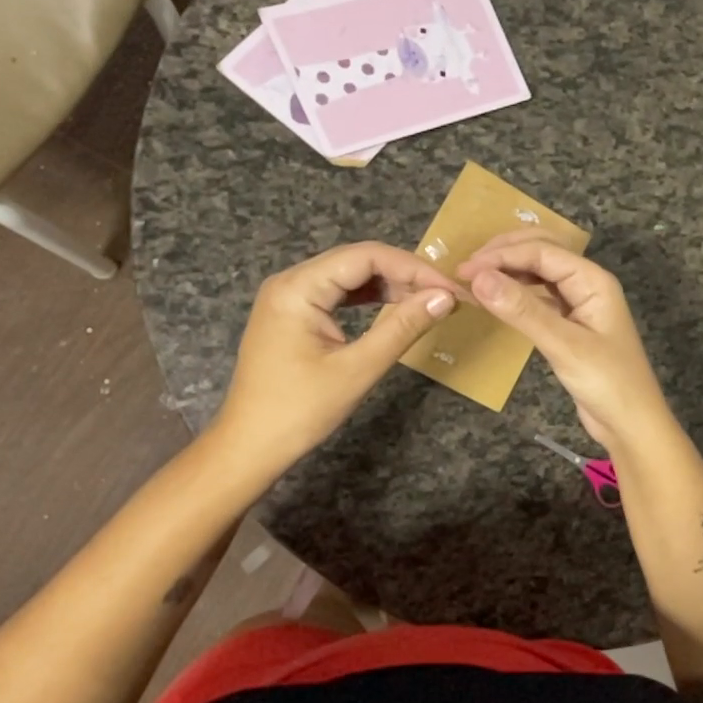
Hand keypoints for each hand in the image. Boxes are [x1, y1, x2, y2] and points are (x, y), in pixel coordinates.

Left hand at [211, 242, 457, 469]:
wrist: (251, 445)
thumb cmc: (300, 410)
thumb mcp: (358, 368)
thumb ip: (402, 328)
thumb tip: (445, 298)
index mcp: (298, 287)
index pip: (366, 257)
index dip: (414, 268)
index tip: (451, 290)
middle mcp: (290, 282)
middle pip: (358, 261)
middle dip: (406, 275)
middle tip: (447, 296)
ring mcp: (289, 297)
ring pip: (351, 276)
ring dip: (392, 286)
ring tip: (430, 301)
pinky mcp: (294, 315)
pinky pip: (339, 294)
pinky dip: (371, 299)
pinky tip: (398, 308)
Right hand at [457, 230, 670, 448]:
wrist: (631, 423)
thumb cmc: (607, 383)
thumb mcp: (564, 345)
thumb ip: (523, 310)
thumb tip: (479, 278)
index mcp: (593, 281)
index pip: (542, 252)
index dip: (501, 255)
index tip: (463, 269)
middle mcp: (587, 285)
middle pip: (542, 252)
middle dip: (504, 253)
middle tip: (465, 267)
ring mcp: (579, 305)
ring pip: (540, 274)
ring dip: (509, 271)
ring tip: (474, 280)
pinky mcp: (571, 325)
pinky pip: (540, 297)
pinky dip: (517, 294)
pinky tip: (496, 300)